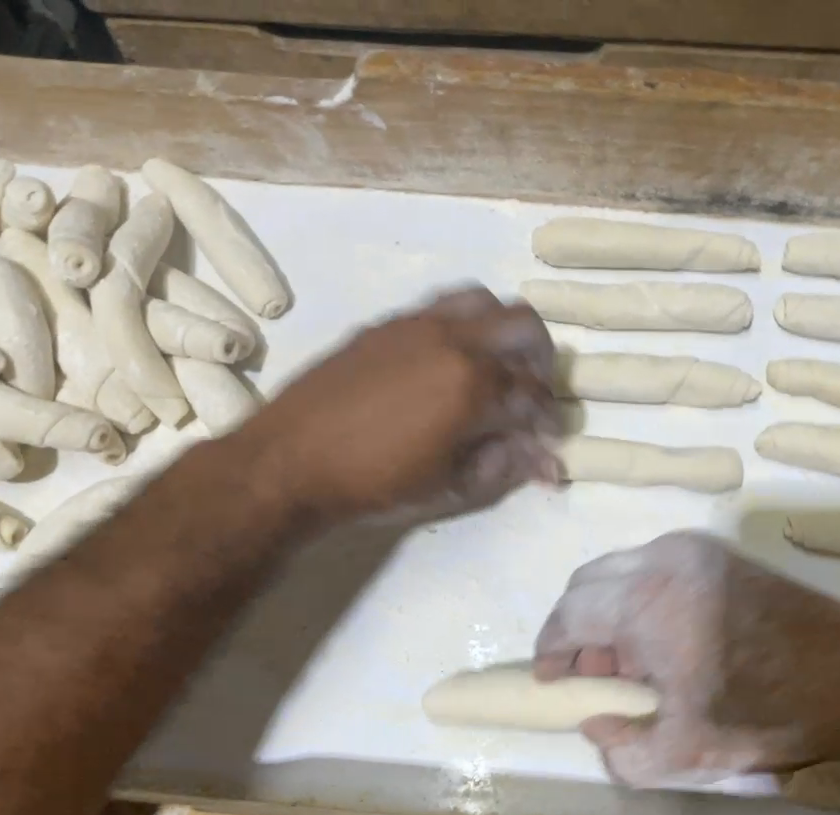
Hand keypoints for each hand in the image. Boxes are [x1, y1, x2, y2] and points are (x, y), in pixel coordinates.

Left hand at [262, 287, 562, 519]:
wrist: (290, 462)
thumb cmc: (375, 485)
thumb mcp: (451, 487)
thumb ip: (505, 465)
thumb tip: (543, 458)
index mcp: (473, 385)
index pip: (534, 394)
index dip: (549, 422)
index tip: (548, 444)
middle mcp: (453, 339)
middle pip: (525, 326)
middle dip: (541, 362)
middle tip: (531, 396)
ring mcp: (416, 324)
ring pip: (485, 301)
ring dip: (503, 333)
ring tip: (495, 369)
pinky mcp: (386, 323)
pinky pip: (442, 306)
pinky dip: (464, 327)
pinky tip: (449, 364)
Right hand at [532, 531, 839, 785]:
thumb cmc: (767, 716)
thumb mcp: (684, 754)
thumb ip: (619, 746)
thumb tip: (593, 720)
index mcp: (645, 604)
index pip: (568, 614)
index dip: (550, 650)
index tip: (550, 680)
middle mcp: (662, 560)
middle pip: (588, 584)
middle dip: (576, 629)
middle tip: (589, 676)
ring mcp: (695, 550)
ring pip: (621, 571)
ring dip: (608, 612)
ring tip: (628, 662)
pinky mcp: (720, 554)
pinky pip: (655, 567)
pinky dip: (640, 598)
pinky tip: (663, 640)